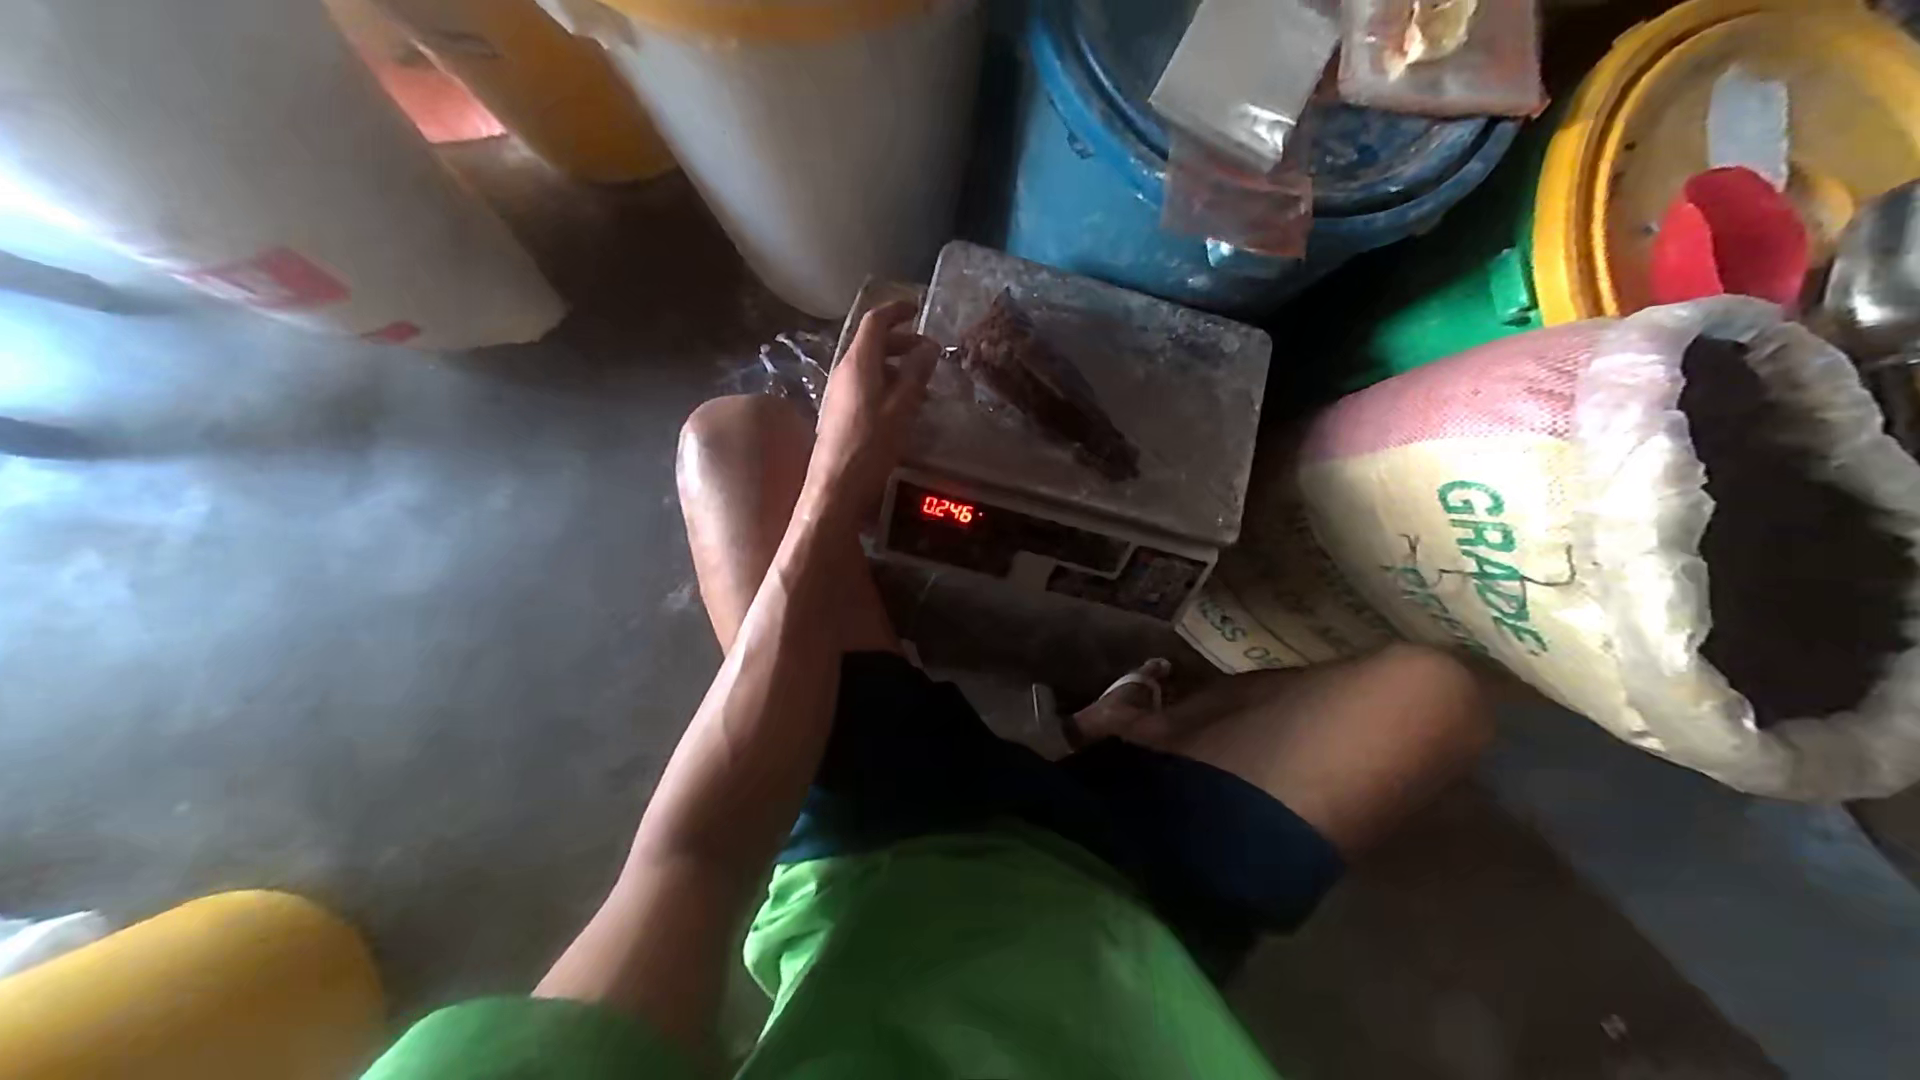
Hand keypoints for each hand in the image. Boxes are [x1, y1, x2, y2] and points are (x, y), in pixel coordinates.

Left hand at [805, 299, 938, 516]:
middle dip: (901, 341)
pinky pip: (865, 386)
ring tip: (922, 382)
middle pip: (872, 343)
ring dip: (895, 366)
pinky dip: (886, 384)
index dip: (896, 311)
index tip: (917, 309)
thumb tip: (929, 347)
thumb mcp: (901, 409)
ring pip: (869, 366)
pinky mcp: (839, 413)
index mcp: (858, 364)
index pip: (874, 322)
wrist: (835, 487)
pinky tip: (903, 405)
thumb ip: (915, 375)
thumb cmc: (870, 446)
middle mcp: (844, 372)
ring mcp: (839, 393)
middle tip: (928, 352)